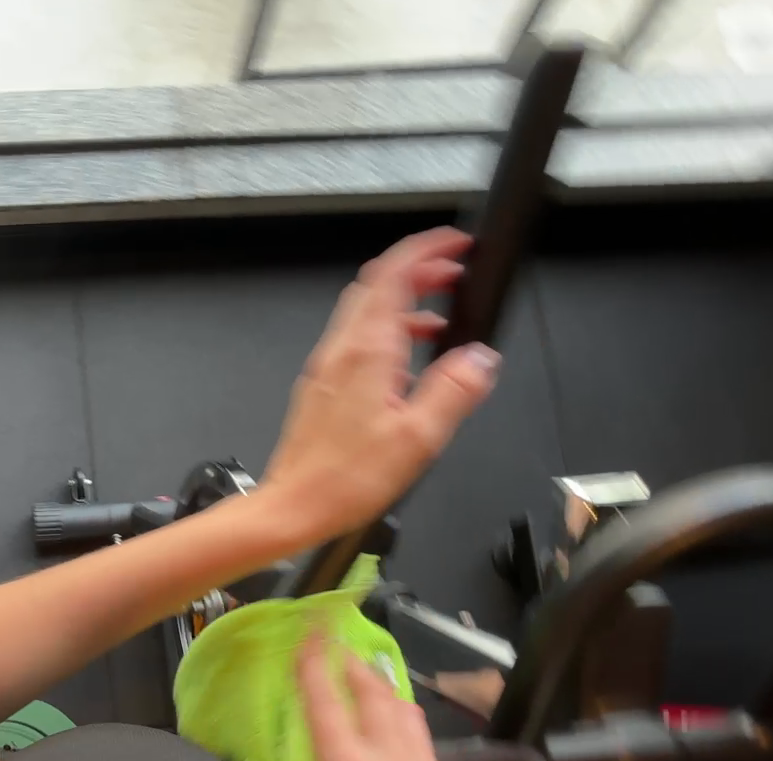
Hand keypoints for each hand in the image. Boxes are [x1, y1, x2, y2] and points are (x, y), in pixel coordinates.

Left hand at [259, 227, 500, 539]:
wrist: (292, 506)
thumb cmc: (342, 480)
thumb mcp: (418, 438)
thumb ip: (454, 391)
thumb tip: (480, 359)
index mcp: (365, 354)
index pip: (392, 275)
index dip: (425, 249)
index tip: (456, 243)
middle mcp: (339, 355)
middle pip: (374, 287)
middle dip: (416, 270)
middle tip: (453, 274)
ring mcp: (324, 371)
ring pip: (362, 314)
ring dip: (402, 304)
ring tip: (438, 318)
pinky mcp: (319, 390)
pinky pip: (353, 345)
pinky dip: (384, 335)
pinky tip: (404, 363)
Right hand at [296, 640, 540, 760]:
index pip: (327, 699)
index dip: (313, 660)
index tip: (305, 629)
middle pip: (373, 691)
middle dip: (348, 659)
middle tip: (326, 639)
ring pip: (403, 708)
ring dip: (375, 681)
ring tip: (353, 669)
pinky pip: (417, 733)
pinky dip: (395, 710)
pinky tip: (382, 719)